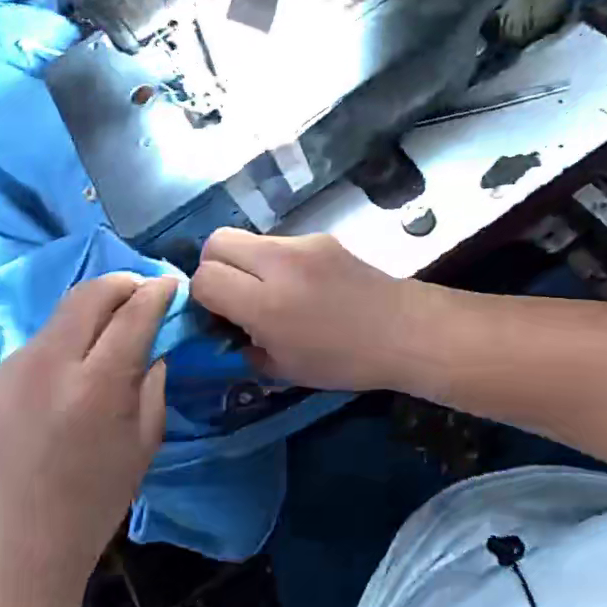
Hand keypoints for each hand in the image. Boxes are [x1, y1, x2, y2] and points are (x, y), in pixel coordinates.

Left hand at [0, 273, 177, 580]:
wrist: (13, 550)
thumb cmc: (93, 504)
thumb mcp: (144, 444)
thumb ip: (152, 383)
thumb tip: (153, 342)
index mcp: (96, 386)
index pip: (132, 314)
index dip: (155, 292)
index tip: (168, 284)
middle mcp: (47, 366)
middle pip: (86, 296)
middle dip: (118, 286)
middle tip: (136, 293)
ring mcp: (5, 372)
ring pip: (55, 323)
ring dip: (83, 324)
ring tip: (94, 351)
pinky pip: (27, 355)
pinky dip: (51, 358)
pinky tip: (53, 392)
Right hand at [191, 229, 421, 391]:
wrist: (404, 331)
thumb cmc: (344, 361)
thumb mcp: (284, 370)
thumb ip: (244, 347)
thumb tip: (227, 329)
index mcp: (266, 304)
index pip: (204, 278)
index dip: (202, 297)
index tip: (217, 314)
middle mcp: (278, 264)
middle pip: (216, 241)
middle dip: (213, 266)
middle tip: (231, 293)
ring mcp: (302, 244)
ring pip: (248, 239)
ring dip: (245, 262)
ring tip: (269, 291)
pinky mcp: (320, 237)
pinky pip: (279, 243)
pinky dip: (275, 262)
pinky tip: (300, 285)